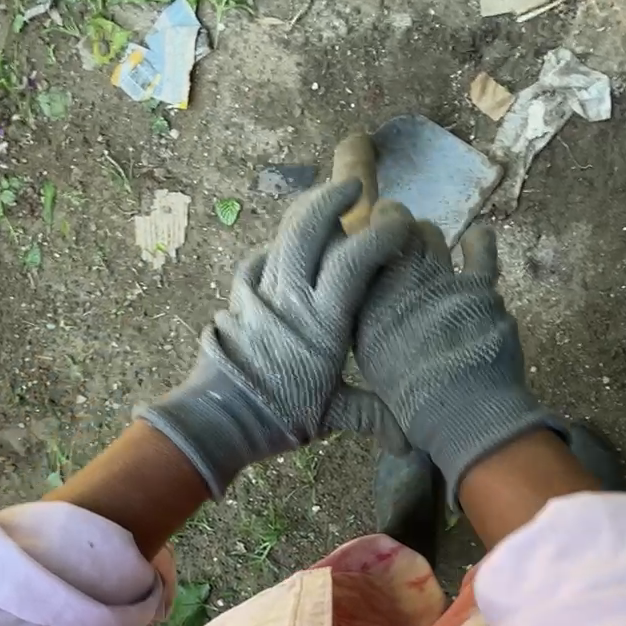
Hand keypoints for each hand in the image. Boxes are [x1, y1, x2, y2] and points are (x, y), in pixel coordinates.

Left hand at [138, 181, 410, 495]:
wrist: (216, 420)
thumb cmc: (278, 418)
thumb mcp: (332, 416)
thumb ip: (373, 414)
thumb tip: (409, 439)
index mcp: (321, 322)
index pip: (352, 261)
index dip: (379, 235)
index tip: (400, 223)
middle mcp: (290, 297)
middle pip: (308, 230)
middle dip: (331, 201)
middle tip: (353, 187)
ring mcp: (259, 292)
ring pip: (281, 238)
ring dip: (304, 214)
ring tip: (323, 203)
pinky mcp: (238, 298)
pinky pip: (259, 259)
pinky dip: (277, 245)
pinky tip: (286, 248)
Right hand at [353, 220, 563, 500]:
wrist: (460, 409)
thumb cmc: (410, 399)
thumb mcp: (374, 367)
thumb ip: (369, 330)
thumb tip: (369, 308)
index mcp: (368, 309)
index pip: (360, 258)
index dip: (363, 241)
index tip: (366, 236)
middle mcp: (399, 288)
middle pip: (392, 236)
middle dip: (391, 222)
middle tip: (393, 224)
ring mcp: (440, 282)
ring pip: (430, 236)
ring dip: (426, 234)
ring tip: (425, 237)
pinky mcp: (478, 285)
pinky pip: (479, 249)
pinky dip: (477, 240)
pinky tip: (475, 236)